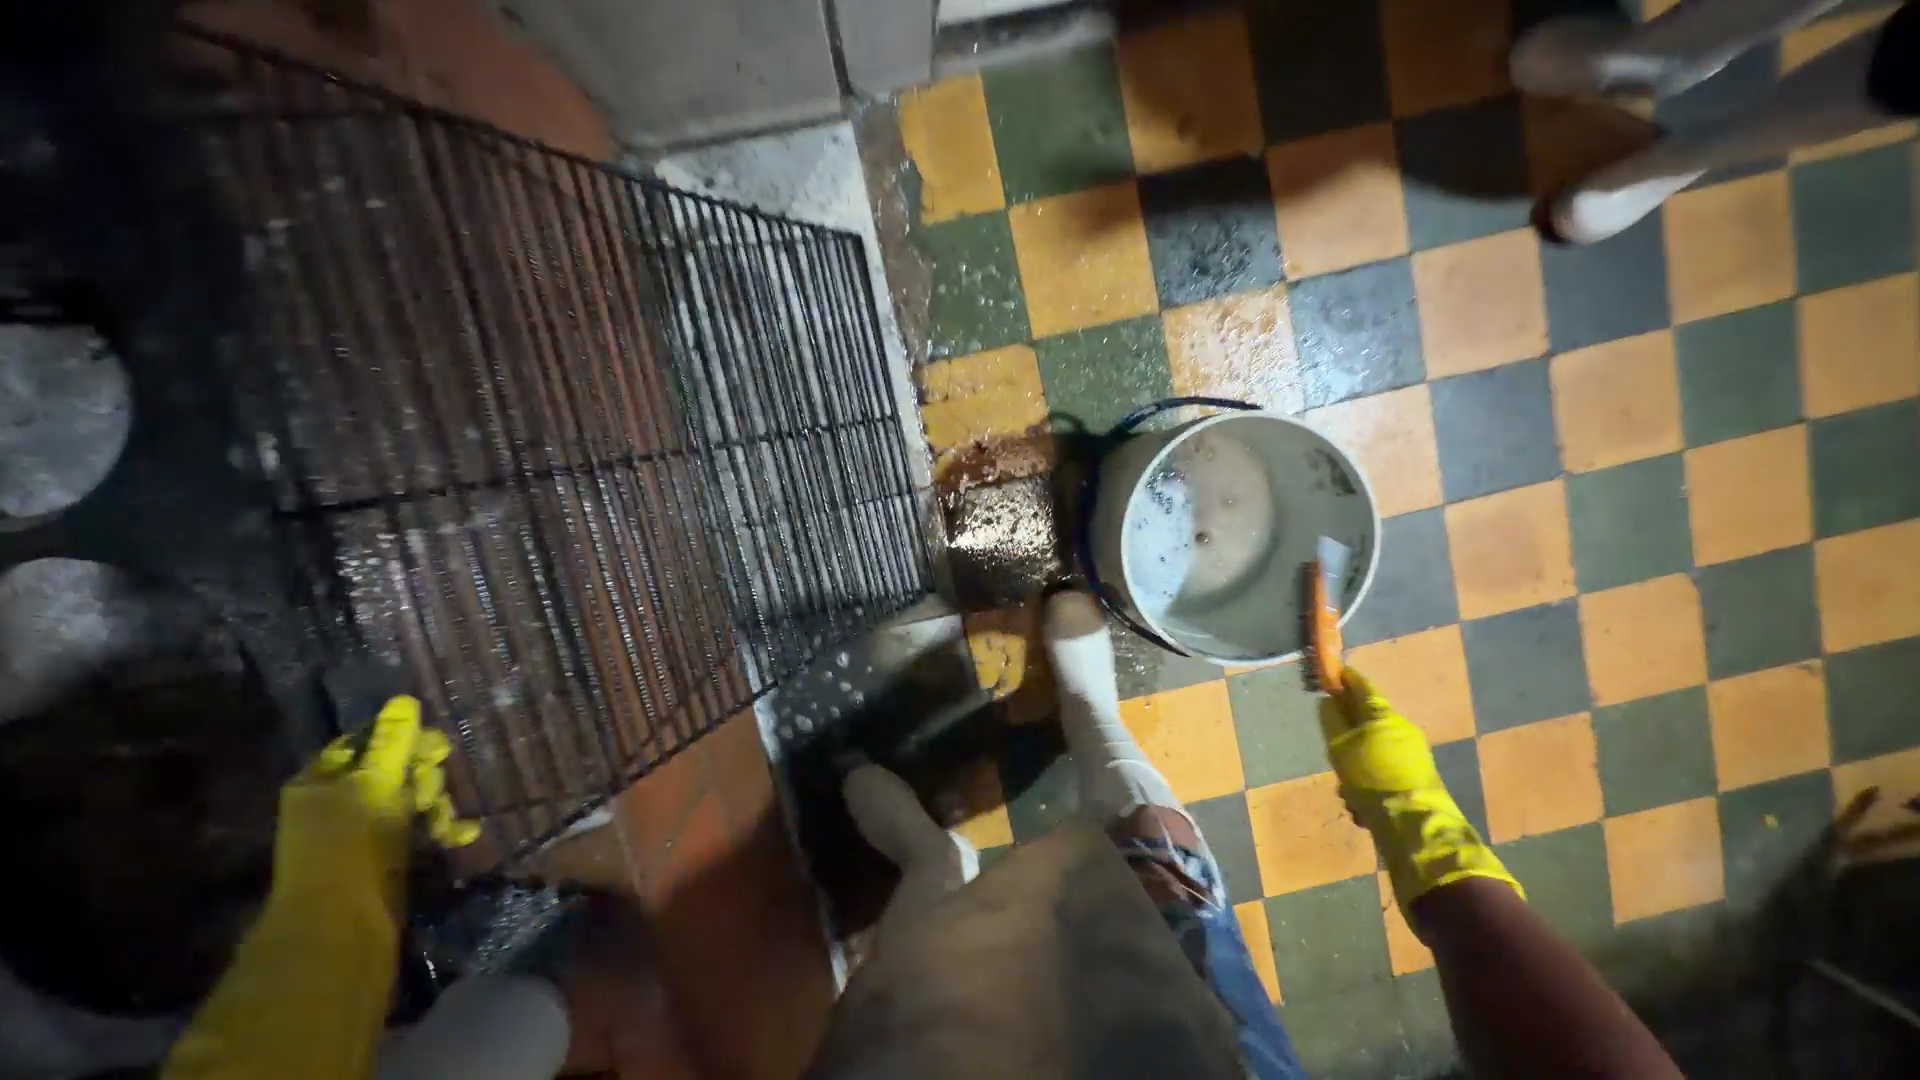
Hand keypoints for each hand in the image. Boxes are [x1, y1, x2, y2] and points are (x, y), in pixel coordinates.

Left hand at [274, 695, 480, 915]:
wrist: (342, 924)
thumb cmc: (352, 844)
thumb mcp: (375, 784)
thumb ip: (394, 742)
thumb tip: (404, 699)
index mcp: (321, 780)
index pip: (366, 740)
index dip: (403, 738)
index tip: (435, 749)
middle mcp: (337, 801)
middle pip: (395, 767)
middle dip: (423, 776)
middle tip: (429, 790)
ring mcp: (362, 830)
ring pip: (412, 798)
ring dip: (436, 804)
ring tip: (442, 822)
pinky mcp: (384, 855)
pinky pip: (418, 828)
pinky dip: (439, 828)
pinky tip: (460, 835)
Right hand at [1318, 670, 1521, 913]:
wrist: (1415, 830)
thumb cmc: (1373, 780)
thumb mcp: (1341, 748)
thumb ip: (1332, 722)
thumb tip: (1327, 702)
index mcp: (1386, 718)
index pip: (1363, 687)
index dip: (1345, 677)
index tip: (1330, 670)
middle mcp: (1403, 733)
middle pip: (1366, 722)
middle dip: (1345, 734)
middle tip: (1329, 747)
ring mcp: (1412, 760)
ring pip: (1371, 753)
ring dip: (1353, 767)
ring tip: (1345, 792)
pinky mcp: (1415, 785)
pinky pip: (1381, 776)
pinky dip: (1367, 787)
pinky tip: (1360, 809)